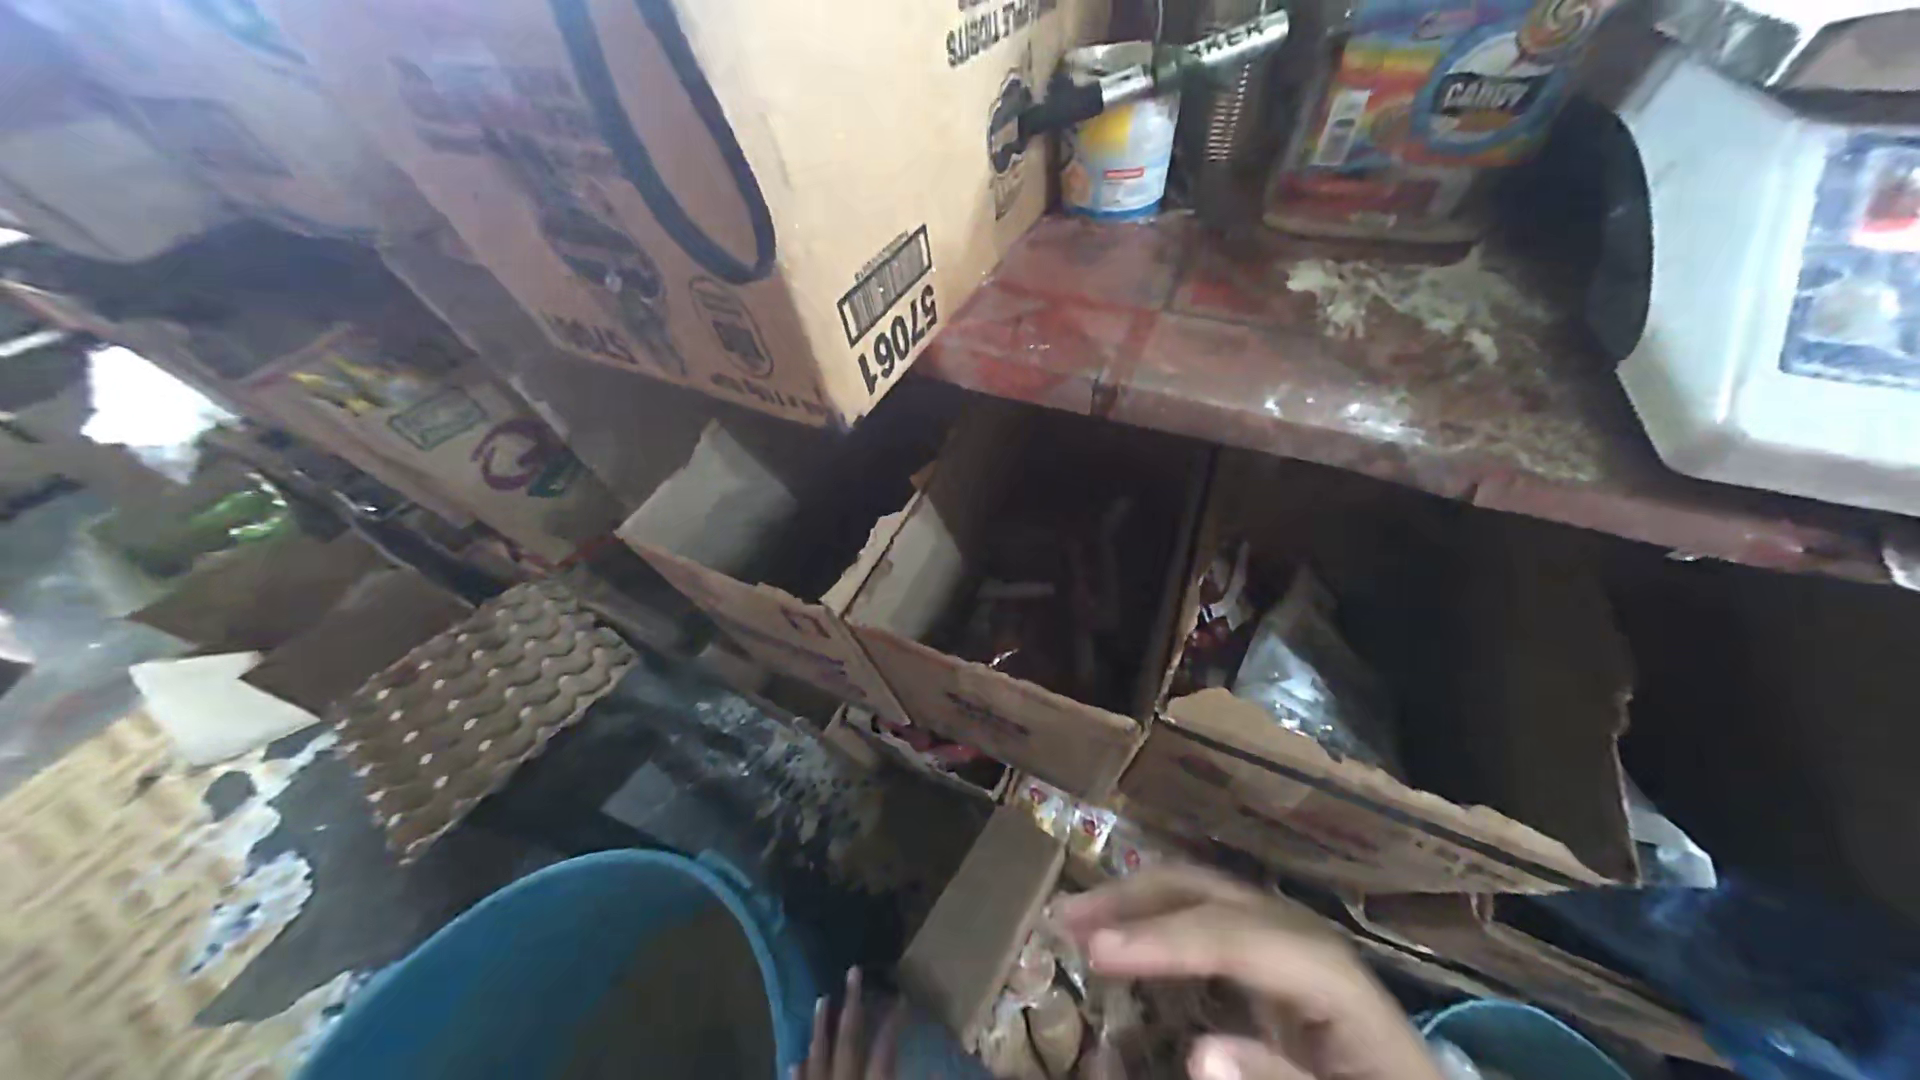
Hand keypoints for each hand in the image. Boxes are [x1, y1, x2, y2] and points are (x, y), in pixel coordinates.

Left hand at [799, 967, 905, 1079]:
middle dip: (851, 1004)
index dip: (893, 1022)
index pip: (884, 1049)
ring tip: (821, 999)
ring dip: (820, 1029)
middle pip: (848, 1042)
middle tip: (854, 970)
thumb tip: (938, 1063)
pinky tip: (796, 1060)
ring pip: (819, 1059)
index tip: (901, 997)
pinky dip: (800, 1073)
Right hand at [1054, 866, 1443, 1079]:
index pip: (1229, 936)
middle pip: (1207, 893)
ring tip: (1079, 916)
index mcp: (1326, 972)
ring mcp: (1284, 936)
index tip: (1093, 951)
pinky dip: (1154, 916)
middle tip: (1067, 919)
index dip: (1158, 939)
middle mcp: (1299, 934)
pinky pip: (1201, 915)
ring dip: (1134, 898)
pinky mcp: (1270, 951)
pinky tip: (1125, 932)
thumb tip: (1198, 1056)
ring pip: (1198, 891)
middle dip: (1132, 899)